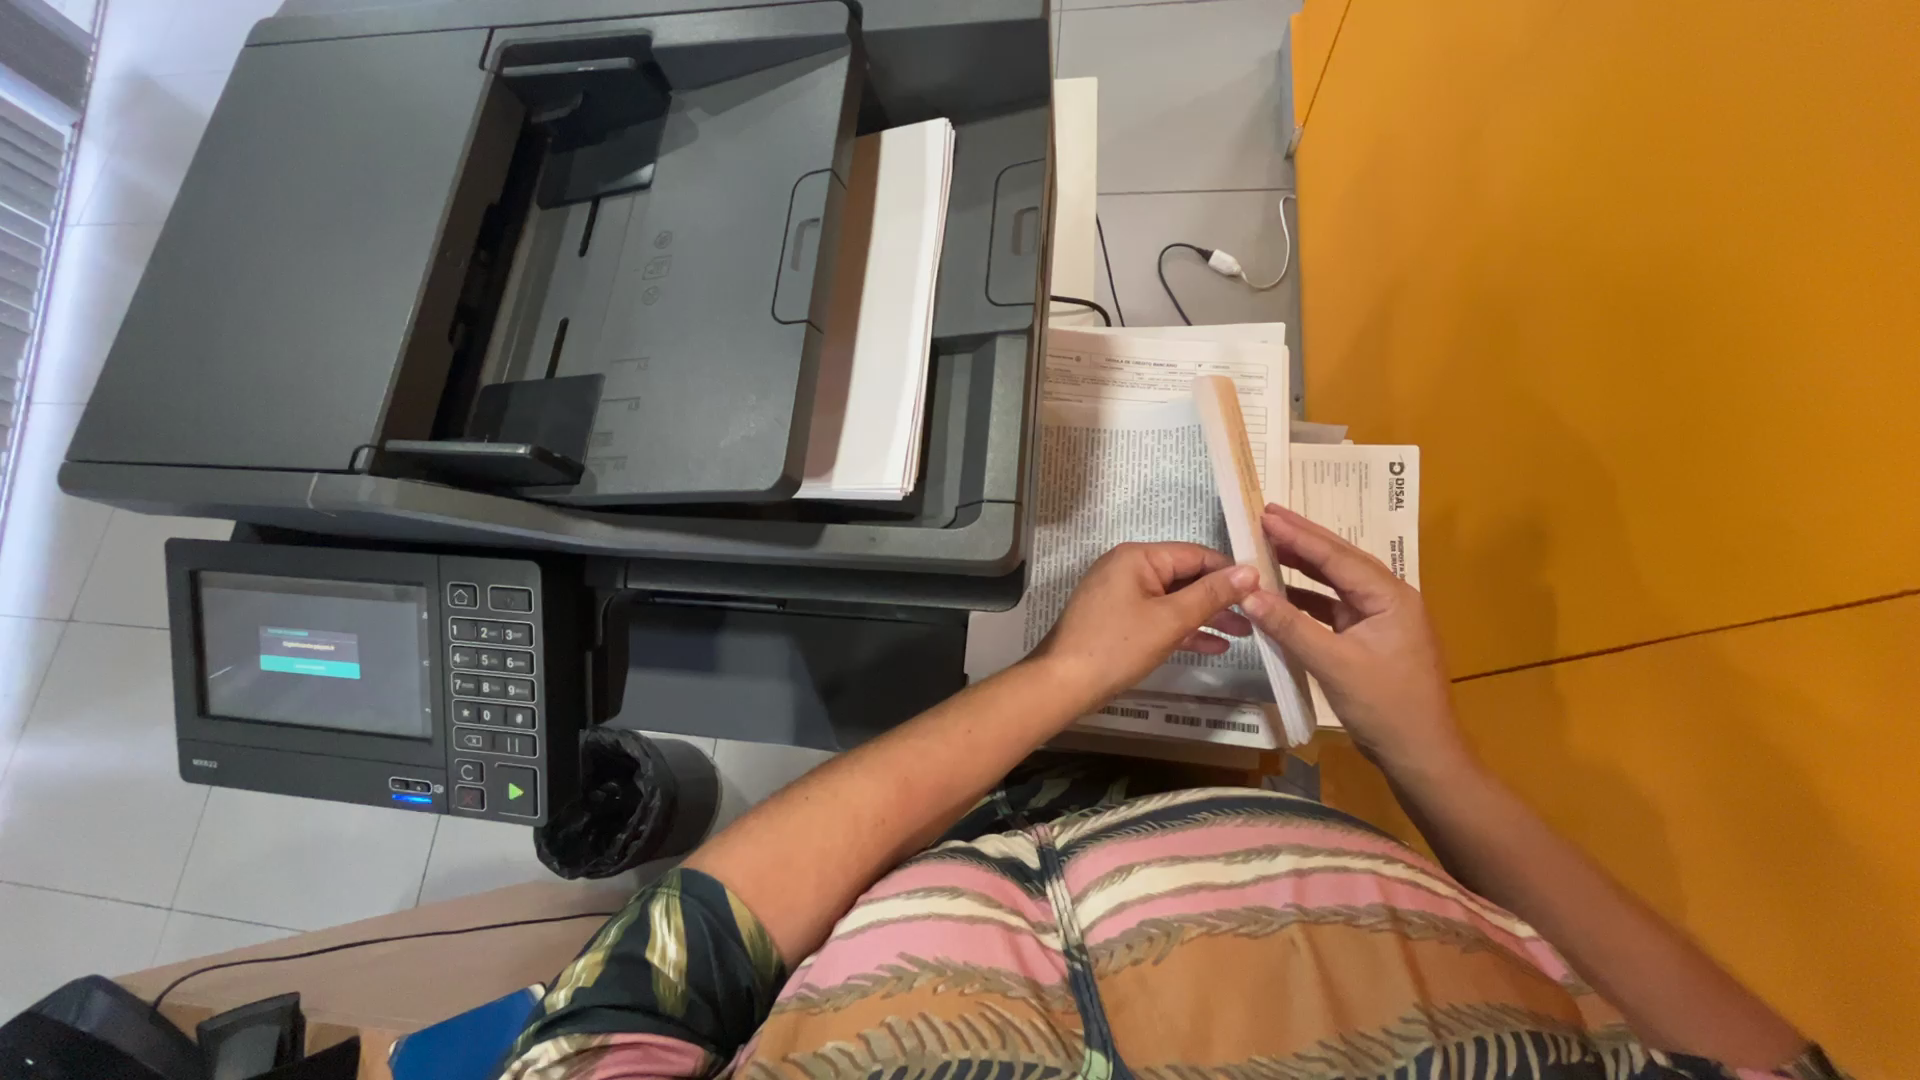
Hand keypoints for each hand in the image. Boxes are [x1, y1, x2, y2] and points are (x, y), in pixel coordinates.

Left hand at [1031, 542, 1258, 707]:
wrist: (1064, 683)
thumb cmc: (1117, 646)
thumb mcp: (1170, 619)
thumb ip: (1211, 594)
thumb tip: (1250, 570)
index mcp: (1138, 557)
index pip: (1195, 554)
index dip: (1230, 571)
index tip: (1264, 589)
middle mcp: (1128, 568)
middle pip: (1185, 576)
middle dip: (1221, 597)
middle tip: (1259, 615)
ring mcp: (1121, 595)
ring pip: (1174, 600)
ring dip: (1207, 615)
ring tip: (1246, 633)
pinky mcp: (1118, 620)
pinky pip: (1158, 618)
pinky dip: (1184, 630)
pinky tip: (1216, 646)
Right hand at [1240, 505, 1470, 778]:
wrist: (1421, 754)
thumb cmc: (1385, 706)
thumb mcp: (1333, 664)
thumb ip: (1290, 626)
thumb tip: (1249, 594)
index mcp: (1390, 597)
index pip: (1337, 557)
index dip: (1299, 535)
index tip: (1266, 514)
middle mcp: (1388, 599)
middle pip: (1339, 561)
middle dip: (1301, 540)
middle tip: (1265, 516)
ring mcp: (1379, 619)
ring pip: (1335, 583)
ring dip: (1302, 567)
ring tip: (1268, 545)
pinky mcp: (1369, 639)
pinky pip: (1332, 607)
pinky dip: (1306, 599)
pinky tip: (1280, 593)